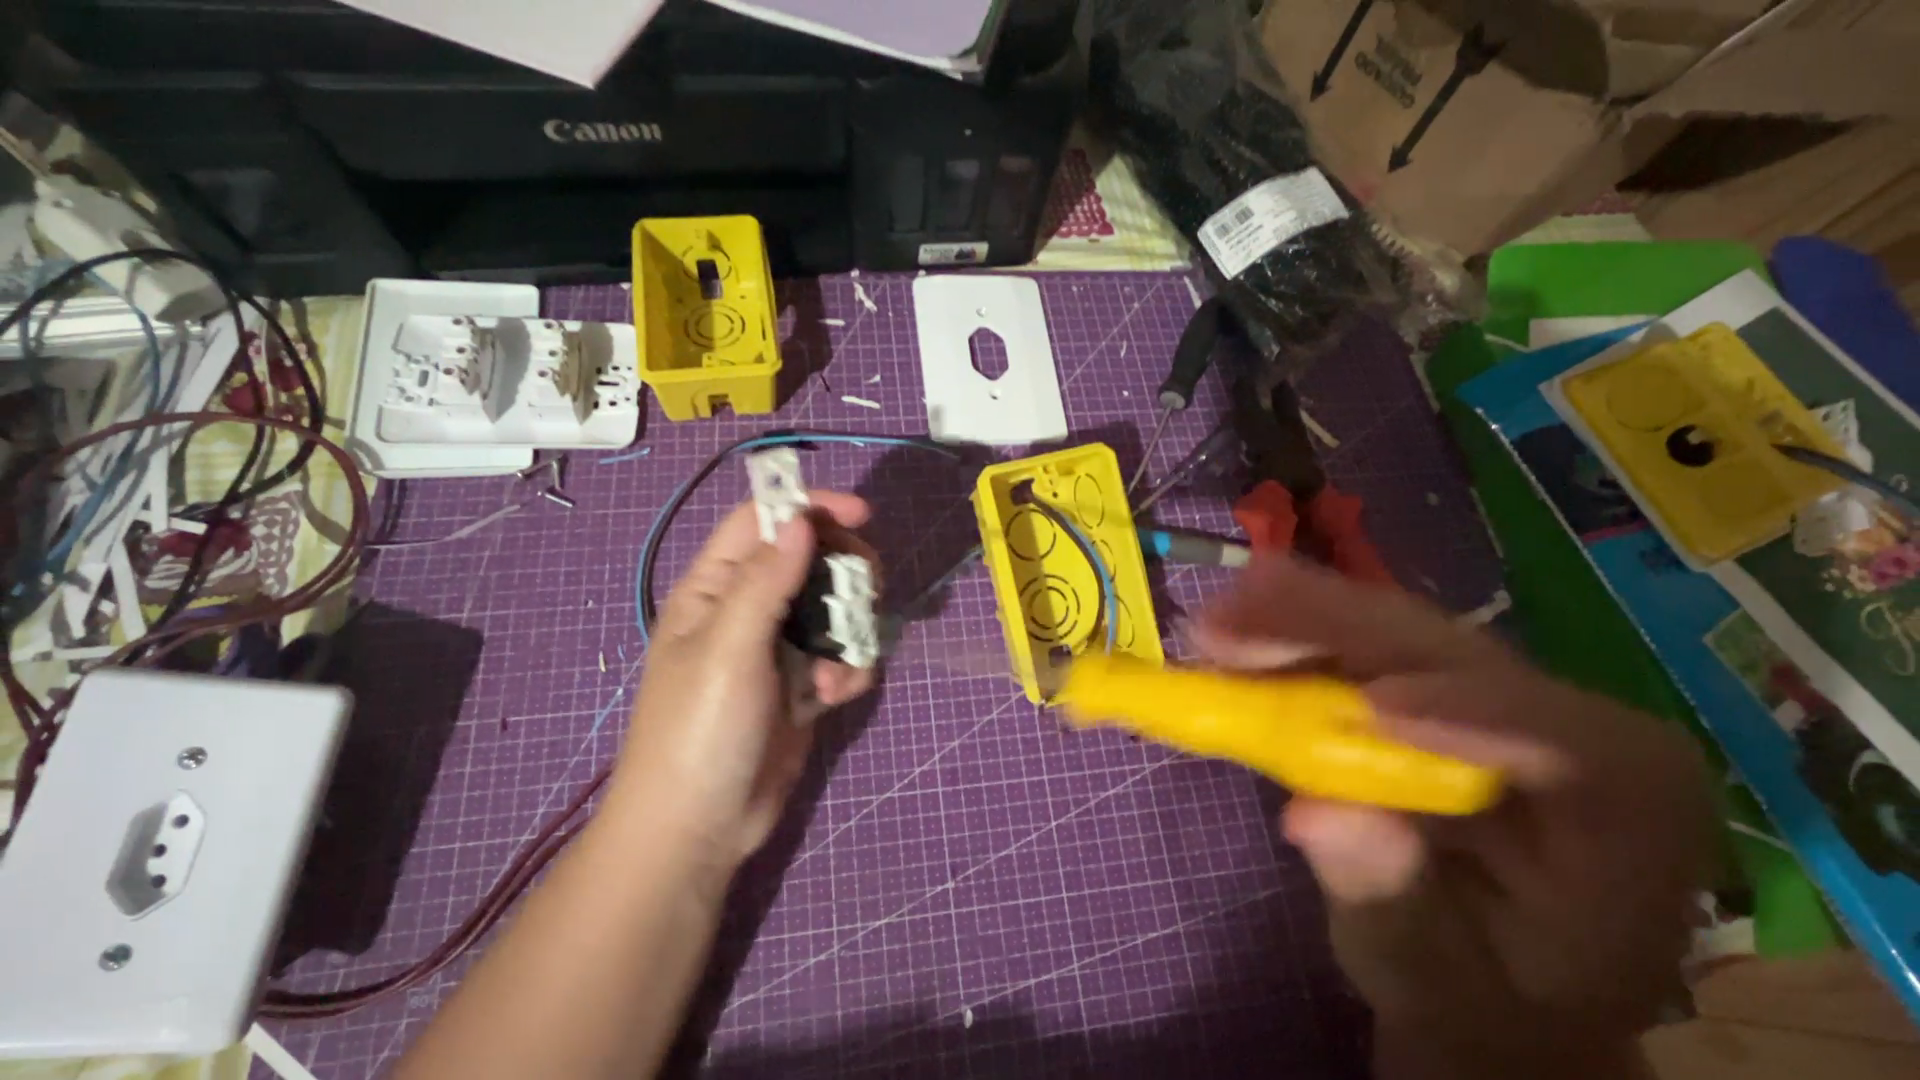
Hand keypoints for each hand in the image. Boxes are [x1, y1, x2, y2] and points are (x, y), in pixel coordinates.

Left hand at [613, 493, 878, 870]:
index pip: (763, 523)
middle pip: (808, 562)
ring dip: (848, 632)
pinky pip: (838, 658)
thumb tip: (799, 518)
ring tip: (837, 670)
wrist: (699, 828)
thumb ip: (767, 580)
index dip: (810, 510)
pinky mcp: (799, 689)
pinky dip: (847, 671)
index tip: (862, 516)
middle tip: (867, 591)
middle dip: (843, 574)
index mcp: (715, 589)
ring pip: (831, 611)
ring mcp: (775, 652)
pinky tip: (835, 696)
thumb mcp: (729, 647)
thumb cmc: (700, 728)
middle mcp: (746, 612)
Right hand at [1192, 558, 1712, 1077]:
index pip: (1585, 751)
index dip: (1477, 712)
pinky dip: (1299, 638)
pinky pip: (1369, 647)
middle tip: (1237, 619)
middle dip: (1347, 631)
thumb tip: (1320, 815)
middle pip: (1469, 660)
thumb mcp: (1435, 983)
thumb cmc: (1483, 1003)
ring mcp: (1501, 702)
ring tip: (1216, 623)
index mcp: (1628, 823)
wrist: (1491, 984)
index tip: (1370, 706)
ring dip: (1306, 619)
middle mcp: (1574, 736)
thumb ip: (1392, 906)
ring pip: (1408, 635)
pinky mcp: (1440, 690)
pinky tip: (1238, 638)